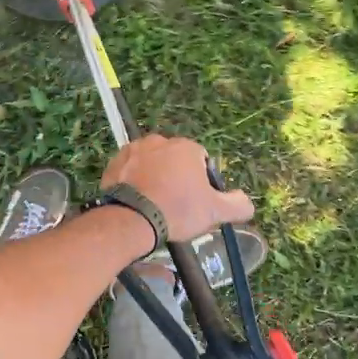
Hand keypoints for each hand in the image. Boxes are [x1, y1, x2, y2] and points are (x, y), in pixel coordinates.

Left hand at [102, 134, 254, 243]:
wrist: (131, 218)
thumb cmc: (178, 210)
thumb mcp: (216, 212)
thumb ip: (238, 204)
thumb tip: (244, 200)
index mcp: (185, 147)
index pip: (201, 160)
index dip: (202, 181)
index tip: (197, 200)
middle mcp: (158, 140)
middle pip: (174, 160)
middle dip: (177, 177)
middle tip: (175, 203)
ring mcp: (132, 149)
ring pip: (151, 163)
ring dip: (154, 177)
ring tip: (155, 202)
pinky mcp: (113, 161)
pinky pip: (130, 170)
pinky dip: (135, 180)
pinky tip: (137, 199)